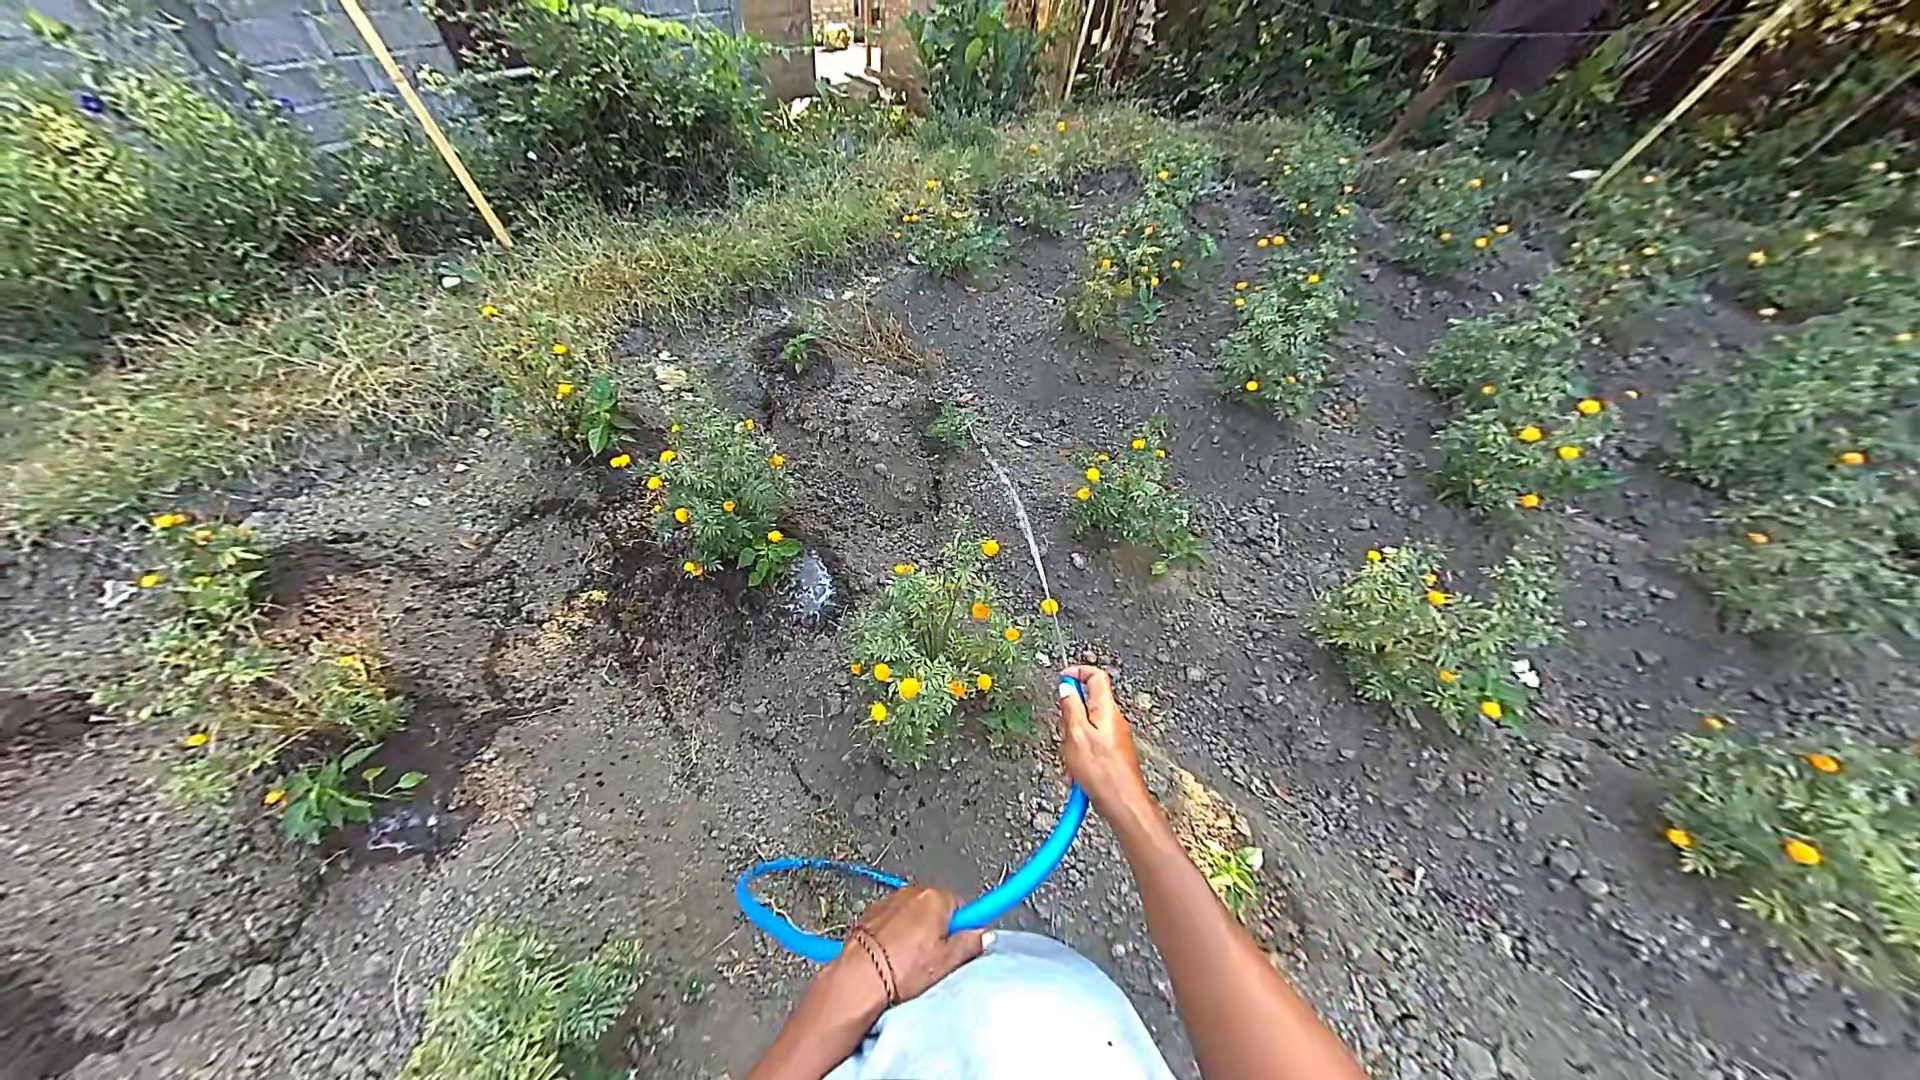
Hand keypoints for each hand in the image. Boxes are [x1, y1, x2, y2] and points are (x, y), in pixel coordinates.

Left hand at [830, 885, 983, 1008]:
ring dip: (915, 930)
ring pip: (914, 912)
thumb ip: (969, 944)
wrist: (859, 977)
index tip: (963, 940)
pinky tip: (892, 955)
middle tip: (935, 958)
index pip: (962, 905)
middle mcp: (914, 891)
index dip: (963, 926)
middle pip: (938, 907)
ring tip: (910, 960)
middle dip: (938, 929)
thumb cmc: (900, 970)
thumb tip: (985, 935)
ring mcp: (891, 899)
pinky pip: (893, 918)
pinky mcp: (873, 910)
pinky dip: (895, 931)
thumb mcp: (945, 963)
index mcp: (936, 898)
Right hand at [1059, 665, 1151, 821]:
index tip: (1062, 678)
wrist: (1124, 804)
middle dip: (1071, 712)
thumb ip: (1070, 708)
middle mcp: (1114, 719)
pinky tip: (1079, 771)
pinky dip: (1082, 751)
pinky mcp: (1114, 751)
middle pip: (1089, 700)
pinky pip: (1093, 742)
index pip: (1096, 675)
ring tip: (1072, 755)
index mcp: (1106, 709)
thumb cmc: (1102, 773)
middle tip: (1065, 728)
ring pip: (1088, 724)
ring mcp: (1116, 736)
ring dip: (1074, 735)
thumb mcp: (1076, 735)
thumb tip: (1066, 688)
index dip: (1078, 671)